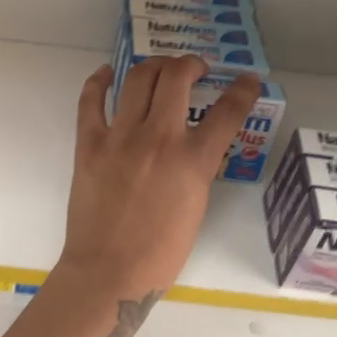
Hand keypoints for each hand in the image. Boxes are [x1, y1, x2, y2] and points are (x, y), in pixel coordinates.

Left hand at [57, 56, 261, 296]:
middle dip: (191, 65)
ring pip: (138, 79)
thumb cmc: (159, 252)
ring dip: (154, 66)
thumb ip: (197, 169)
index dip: (243, 90)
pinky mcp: (89, 144)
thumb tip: (193, 146)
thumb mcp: (196, 206)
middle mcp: (158, 139)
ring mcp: (120, 137)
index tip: (248, 80)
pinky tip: (107, 74)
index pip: (228, 112)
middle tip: (195, 69)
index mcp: (192, 162)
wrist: (108, 271)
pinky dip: (98, 81)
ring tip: (161, 68)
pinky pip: (91, 101)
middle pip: (177, 78)